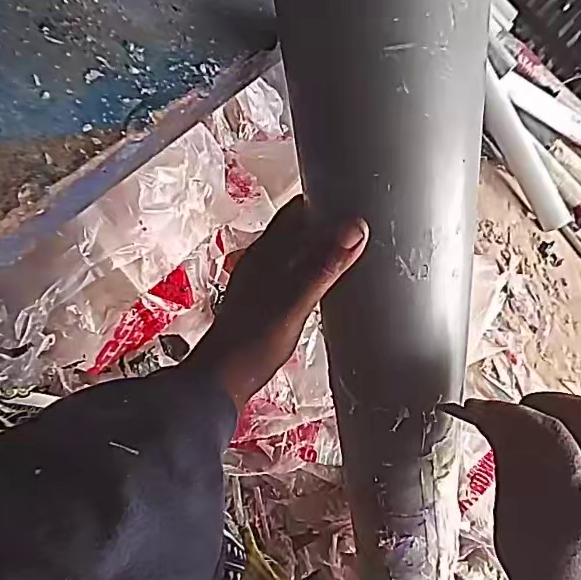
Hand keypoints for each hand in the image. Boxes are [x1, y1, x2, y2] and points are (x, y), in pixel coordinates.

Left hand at [185, 196, 366, 411]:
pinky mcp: (262, 305)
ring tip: (348, 252)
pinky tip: (323, 286)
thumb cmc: (251, 344)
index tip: (353, 198)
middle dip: (324, 225)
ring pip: (293, 255)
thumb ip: (321, 267)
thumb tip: (352, 229)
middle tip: (359, 225)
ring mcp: (259, 285)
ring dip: (317, 250)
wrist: (221, 381)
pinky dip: (311, 274)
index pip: (294, 212)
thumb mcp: (294, 303)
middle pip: (295, 232)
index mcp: (264, 255)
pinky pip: (291, 277)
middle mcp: (259, 265)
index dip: (322, 201)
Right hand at [440, 393, 580, 579]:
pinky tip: (539, 436)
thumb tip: (488, 419)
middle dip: (541, 401)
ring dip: (555, 410)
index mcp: (576, 491)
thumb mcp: (509, 508)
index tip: (477, 409)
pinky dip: (565, 425)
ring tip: (522, 419)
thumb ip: (508, 460)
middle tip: (506, 409)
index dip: (507, 411)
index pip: (547, 429)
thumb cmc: (529, 555)